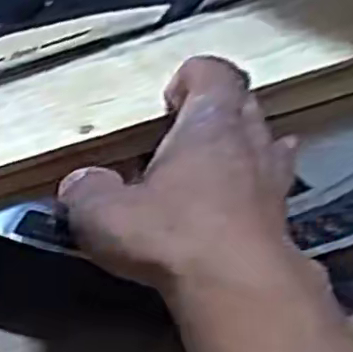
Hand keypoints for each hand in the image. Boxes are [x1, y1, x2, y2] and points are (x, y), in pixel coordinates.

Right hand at [59, 56, 306, 293]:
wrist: (229, 276)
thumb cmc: (165, 233)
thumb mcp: (100, 213)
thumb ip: (85, 190)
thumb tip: (78, 179)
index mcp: (208, 128)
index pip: (215, 79)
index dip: (195, 75)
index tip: (176, 80)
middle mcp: (248, 139)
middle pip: (238, 107)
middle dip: (211, 109)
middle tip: (179, 122)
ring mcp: (269, 173)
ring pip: (255, 140)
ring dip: (232, 143)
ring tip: (205, 156)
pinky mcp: (274, 208)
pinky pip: (260, 179)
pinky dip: (243, 178)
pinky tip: (229, 190)